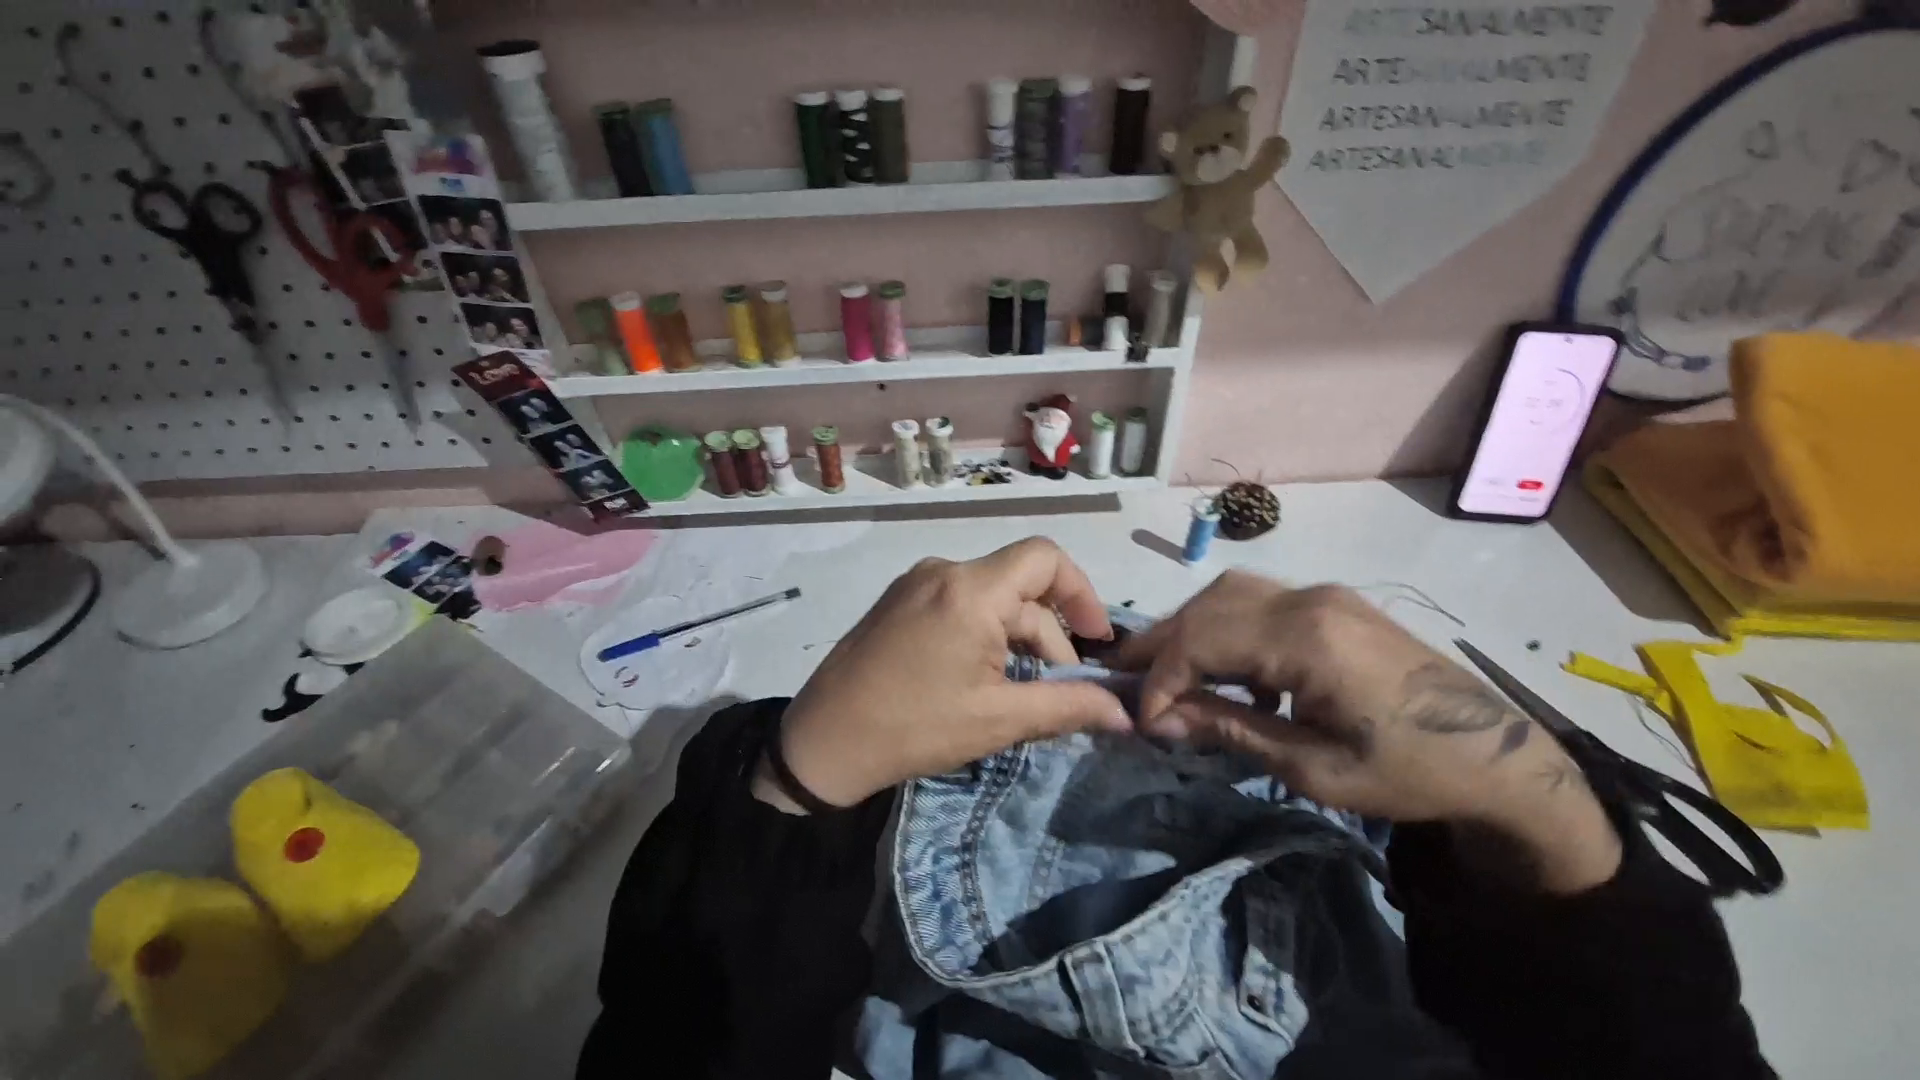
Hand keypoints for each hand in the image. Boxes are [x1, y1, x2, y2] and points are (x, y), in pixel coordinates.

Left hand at [765, 538, 1131, 810]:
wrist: (821, 743)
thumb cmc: (914, 728)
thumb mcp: (999, 719)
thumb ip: (1068, 707)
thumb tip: (1126, 713)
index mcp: (970, 589)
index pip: (1046, 558)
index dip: (1081, 594)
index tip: (1094, 641)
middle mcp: (942, 571)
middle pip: (1019, 586)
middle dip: (1049, 636)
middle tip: (1058, 691)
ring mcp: (914, 584)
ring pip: (989, 598)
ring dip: (1017, 639)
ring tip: (1018, 692)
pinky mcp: (897, 603)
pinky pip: (958, 605)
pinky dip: (984, 634)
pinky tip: (980, 678)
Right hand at [1115, 572, 1621, 893]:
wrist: (1496, 755)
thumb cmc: (1405, 772)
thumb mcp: (1310, 767)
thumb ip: (1228, 729)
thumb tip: (1157, 719)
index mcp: (1305, 638)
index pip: (1201, 641)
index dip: (1161, 679)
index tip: (1143, 721)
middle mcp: (1308, 599)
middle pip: (1208, 606)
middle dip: (1161, 645)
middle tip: (1123, 678)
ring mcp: (1324, 594)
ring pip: (1229, 594)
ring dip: (1189, 630)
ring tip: (1162, 670)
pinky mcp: (1334, 603)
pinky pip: (1259, 602)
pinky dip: (1224, 627)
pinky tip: (1223, 667)